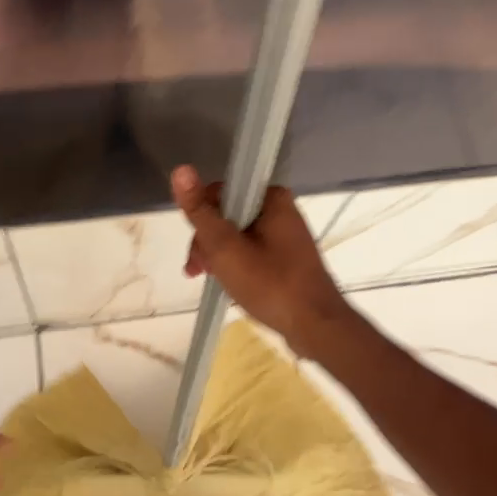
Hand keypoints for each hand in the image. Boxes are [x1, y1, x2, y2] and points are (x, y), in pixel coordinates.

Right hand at [171, 165, 356, 354]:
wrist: (315, 326)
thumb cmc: (270, 284)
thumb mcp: (225, 247)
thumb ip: (200, 211)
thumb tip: (180, 169)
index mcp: (271, 198)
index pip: (220, 194)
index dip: (201, 220)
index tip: (197, 253)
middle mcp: (281, 210)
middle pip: (228, 216)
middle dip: (209, 243)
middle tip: (201, 272)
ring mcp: (286, 236)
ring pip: (238, 237)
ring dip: (220, 257)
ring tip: (215, 282)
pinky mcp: (288, 258)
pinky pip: (252, 253)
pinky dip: (237, 266)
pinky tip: (231, 286)